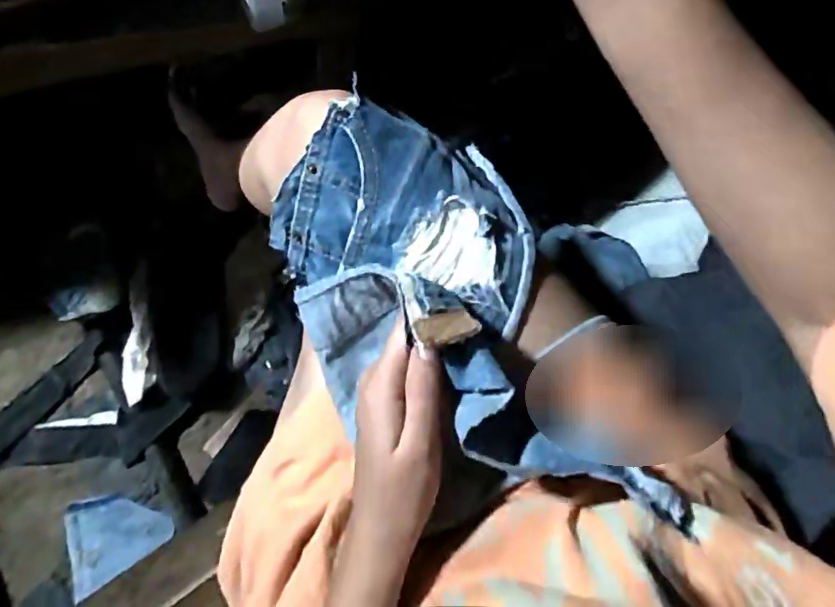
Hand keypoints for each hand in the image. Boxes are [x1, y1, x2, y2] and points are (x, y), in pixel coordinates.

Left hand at [333, 322, 445, 604]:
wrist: (380, 533)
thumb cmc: (404, 491)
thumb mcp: (420, 441)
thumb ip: (422, 389)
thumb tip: (428, 338)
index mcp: (380, 386)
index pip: (400, 331)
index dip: (425, 313)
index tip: (454, 301)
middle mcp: (371, 381)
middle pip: (400, 338)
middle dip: (429, 323)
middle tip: (463, 315)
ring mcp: (373, 392)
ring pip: (402, 351)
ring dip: (427, 340)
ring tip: (458, 327)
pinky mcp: (382, 403)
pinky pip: (400, 367)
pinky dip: (420, 358)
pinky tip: (441, 357)